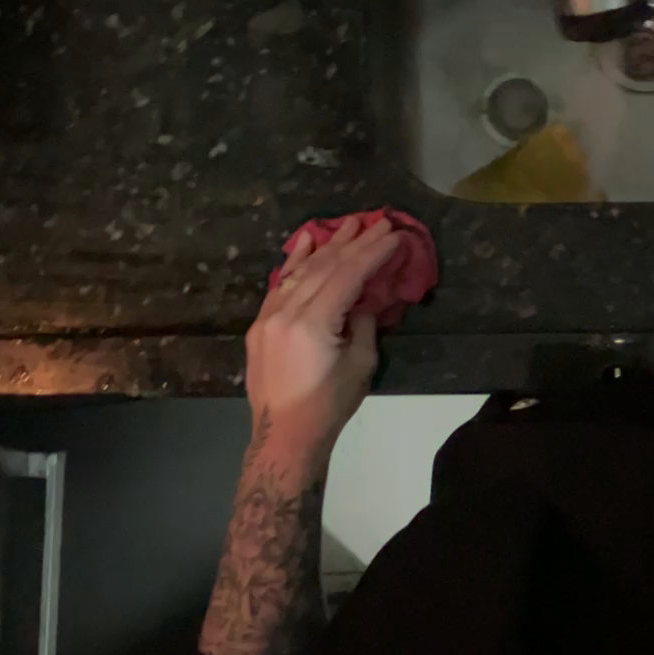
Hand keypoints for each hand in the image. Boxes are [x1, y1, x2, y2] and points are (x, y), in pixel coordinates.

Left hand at [245, 216, 402, 453]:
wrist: (285, 433)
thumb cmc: (330, 405)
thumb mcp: (360, 365)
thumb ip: (361, 325)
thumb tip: (360, 300)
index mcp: (313, 323)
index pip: (347, 275)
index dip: (372, 253)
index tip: (393, 235)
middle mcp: (286, 312)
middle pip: (325, 266)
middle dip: (355, 242)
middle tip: (378, 220)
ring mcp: (269, 316)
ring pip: (302, 270)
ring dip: (328, 245)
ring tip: (350, 224)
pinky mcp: (260, 323)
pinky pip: (280, 283)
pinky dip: (295, 260)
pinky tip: (306, 240)